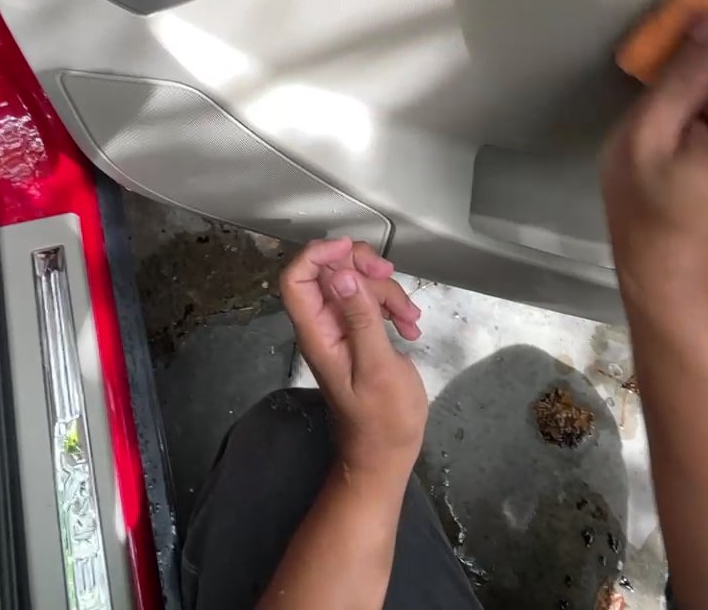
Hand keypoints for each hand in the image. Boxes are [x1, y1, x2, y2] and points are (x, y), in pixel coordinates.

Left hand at [279, 238, 428, 481]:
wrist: (386, 455)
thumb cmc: (382, 419)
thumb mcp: (376, 367)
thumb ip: (359, 318)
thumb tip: (341, 274)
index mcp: (317, 332)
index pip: (297, 278)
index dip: (318, 255)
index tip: (352, 252)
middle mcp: (324, 325)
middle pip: (330, 272)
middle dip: (363, 267)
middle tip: (389, 275)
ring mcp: (341, 329)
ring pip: (356, 284)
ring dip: (387, 292)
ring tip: (410, 319)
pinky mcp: (359, 334)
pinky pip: (370, 302)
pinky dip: (392, 307)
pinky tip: (410, 327)